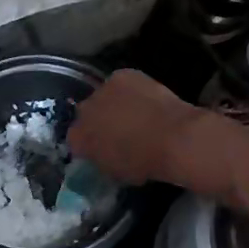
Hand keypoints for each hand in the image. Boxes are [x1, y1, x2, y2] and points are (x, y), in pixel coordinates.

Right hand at [67, 69, 205, 185]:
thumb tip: (104, 155)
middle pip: (87, 115)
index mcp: (78, 139)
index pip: (76, 140)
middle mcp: (83, 111)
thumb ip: (103, 161)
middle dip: (99, 122)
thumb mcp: (116, 172)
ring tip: (134, 114)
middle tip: (118, 132)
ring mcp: (102, 90)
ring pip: (103, 97)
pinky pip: (121, 84)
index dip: (90, 144)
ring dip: (113, 104)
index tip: (103, 149)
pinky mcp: (122, 75)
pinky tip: (144, 100)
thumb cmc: (144, 163)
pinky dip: (130, 90)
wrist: (172, 138)